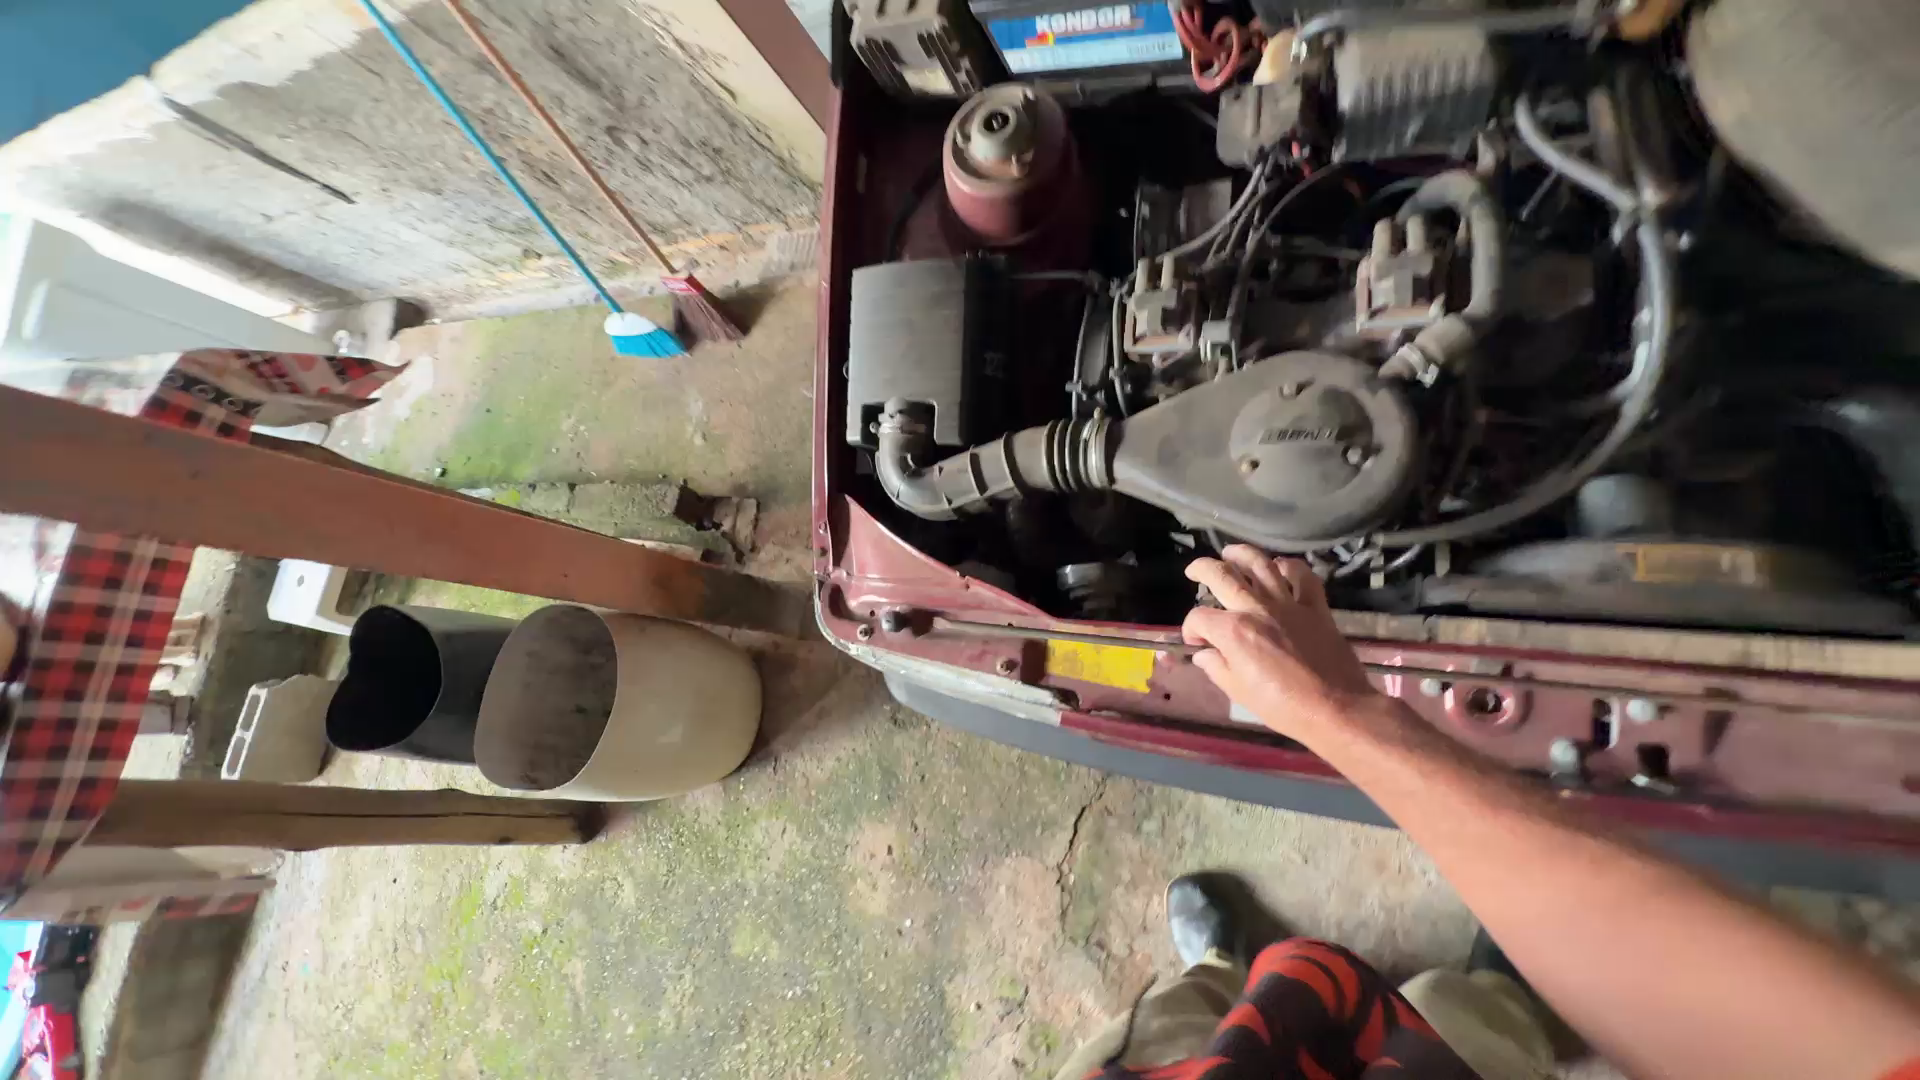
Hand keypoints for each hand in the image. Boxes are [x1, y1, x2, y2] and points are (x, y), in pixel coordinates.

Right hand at [1181, 546, 1384, 745]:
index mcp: (1233, 632)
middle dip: (1201, 569)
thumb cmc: (1282, 707)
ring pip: (1261, 564)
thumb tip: (1205, 654)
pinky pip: (1303, 576)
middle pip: (1222, 575)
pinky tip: (1280, 568)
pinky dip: (1290, 567)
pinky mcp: (1315, 607)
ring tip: (1230, 553)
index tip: (1197, 643)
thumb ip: (1216, 667)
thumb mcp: (1238, 692)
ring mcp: (1288, 604)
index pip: (1199, 617)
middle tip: (1194, 572)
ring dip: (1241, 554)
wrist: (1336, 709)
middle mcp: (1256, 609)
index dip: (1191, 629)